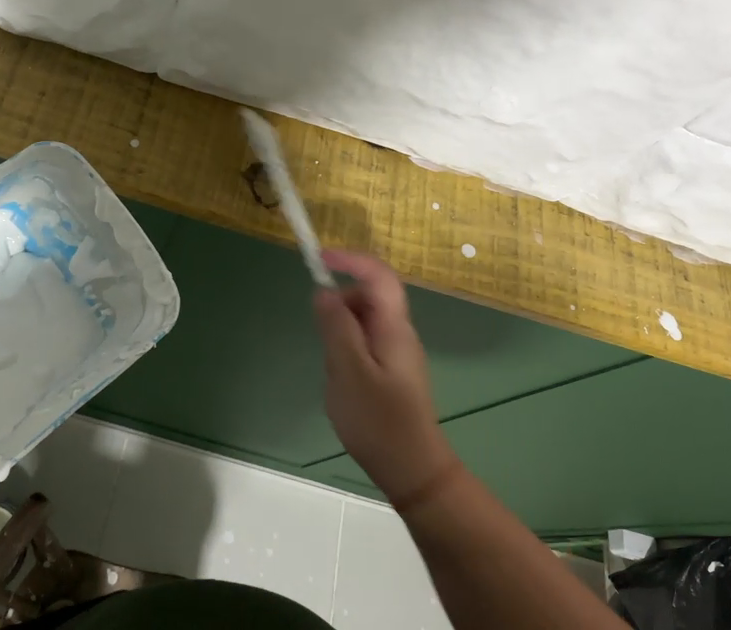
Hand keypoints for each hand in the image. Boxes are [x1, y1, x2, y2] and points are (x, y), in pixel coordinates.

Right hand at [313, 250, 458, 502]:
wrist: (412, 470)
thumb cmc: (379, 421)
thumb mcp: (348, 370)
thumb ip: (335, 327)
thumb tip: (324, 292)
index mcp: (394, 327)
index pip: (378, 275)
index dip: (350, 259)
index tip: (318, 259)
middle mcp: (400, 334)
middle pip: (370, 297)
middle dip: (340, 305)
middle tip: (321, 334)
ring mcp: (398, 354)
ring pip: (364, 323)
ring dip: (341, 332)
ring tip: (333, 369)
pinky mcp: (392, 373)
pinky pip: (365, 345)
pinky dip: (347, 351)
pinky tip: (341, 382)